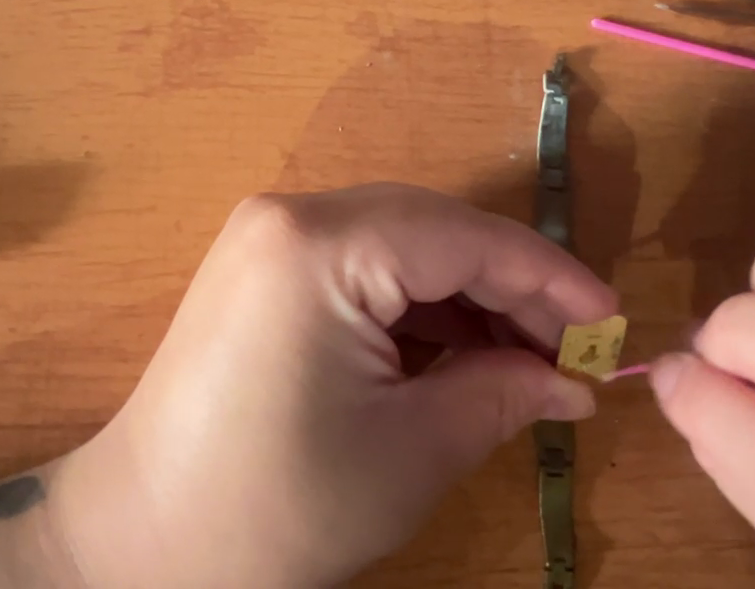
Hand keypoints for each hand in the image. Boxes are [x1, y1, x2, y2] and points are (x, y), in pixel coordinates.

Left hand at [51, 184, 616, 588]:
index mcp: (321, 244)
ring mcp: (272, 235)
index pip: (463, 237)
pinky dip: (418, 304)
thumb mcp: (410, 452)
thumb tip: (574, 381)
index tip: (610, 321)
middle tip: (576, 348)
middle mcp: (293, 214)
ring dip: (468, 297)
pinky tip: (463, 349)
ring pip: (402, 244)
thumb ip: (503, 394)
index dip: (548, 277)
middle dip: (510, 286)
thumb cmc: (277, 503)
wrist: (143, 540)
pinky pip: (364, 265)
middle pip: (433, 230)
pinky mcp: (266, 265)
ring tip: (530, 358)